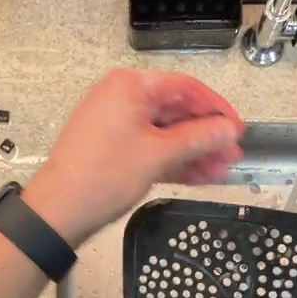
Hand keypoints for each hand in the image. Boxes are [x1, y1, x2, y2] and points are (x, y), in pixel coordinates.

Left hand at [22, 69, 243, 244]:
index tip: (236, 129)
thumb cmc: (102, 176)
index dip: (216, 108)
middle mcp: (121, 98)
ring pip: (165, 134)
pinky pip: (151, 148)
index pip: (185, 87)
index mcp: (130, 86)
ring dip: (193, 153)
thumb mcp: (158, 154)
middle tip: (231, 156)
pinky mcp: (113, 149)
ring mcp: (115, 124)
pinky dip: (172, 161)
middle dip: (206, 136)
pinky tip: (197, 177)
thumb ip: (198, 139)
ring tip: (219, 172)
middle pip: (176, 111)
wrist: (60, 211)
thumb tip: (228, 130)